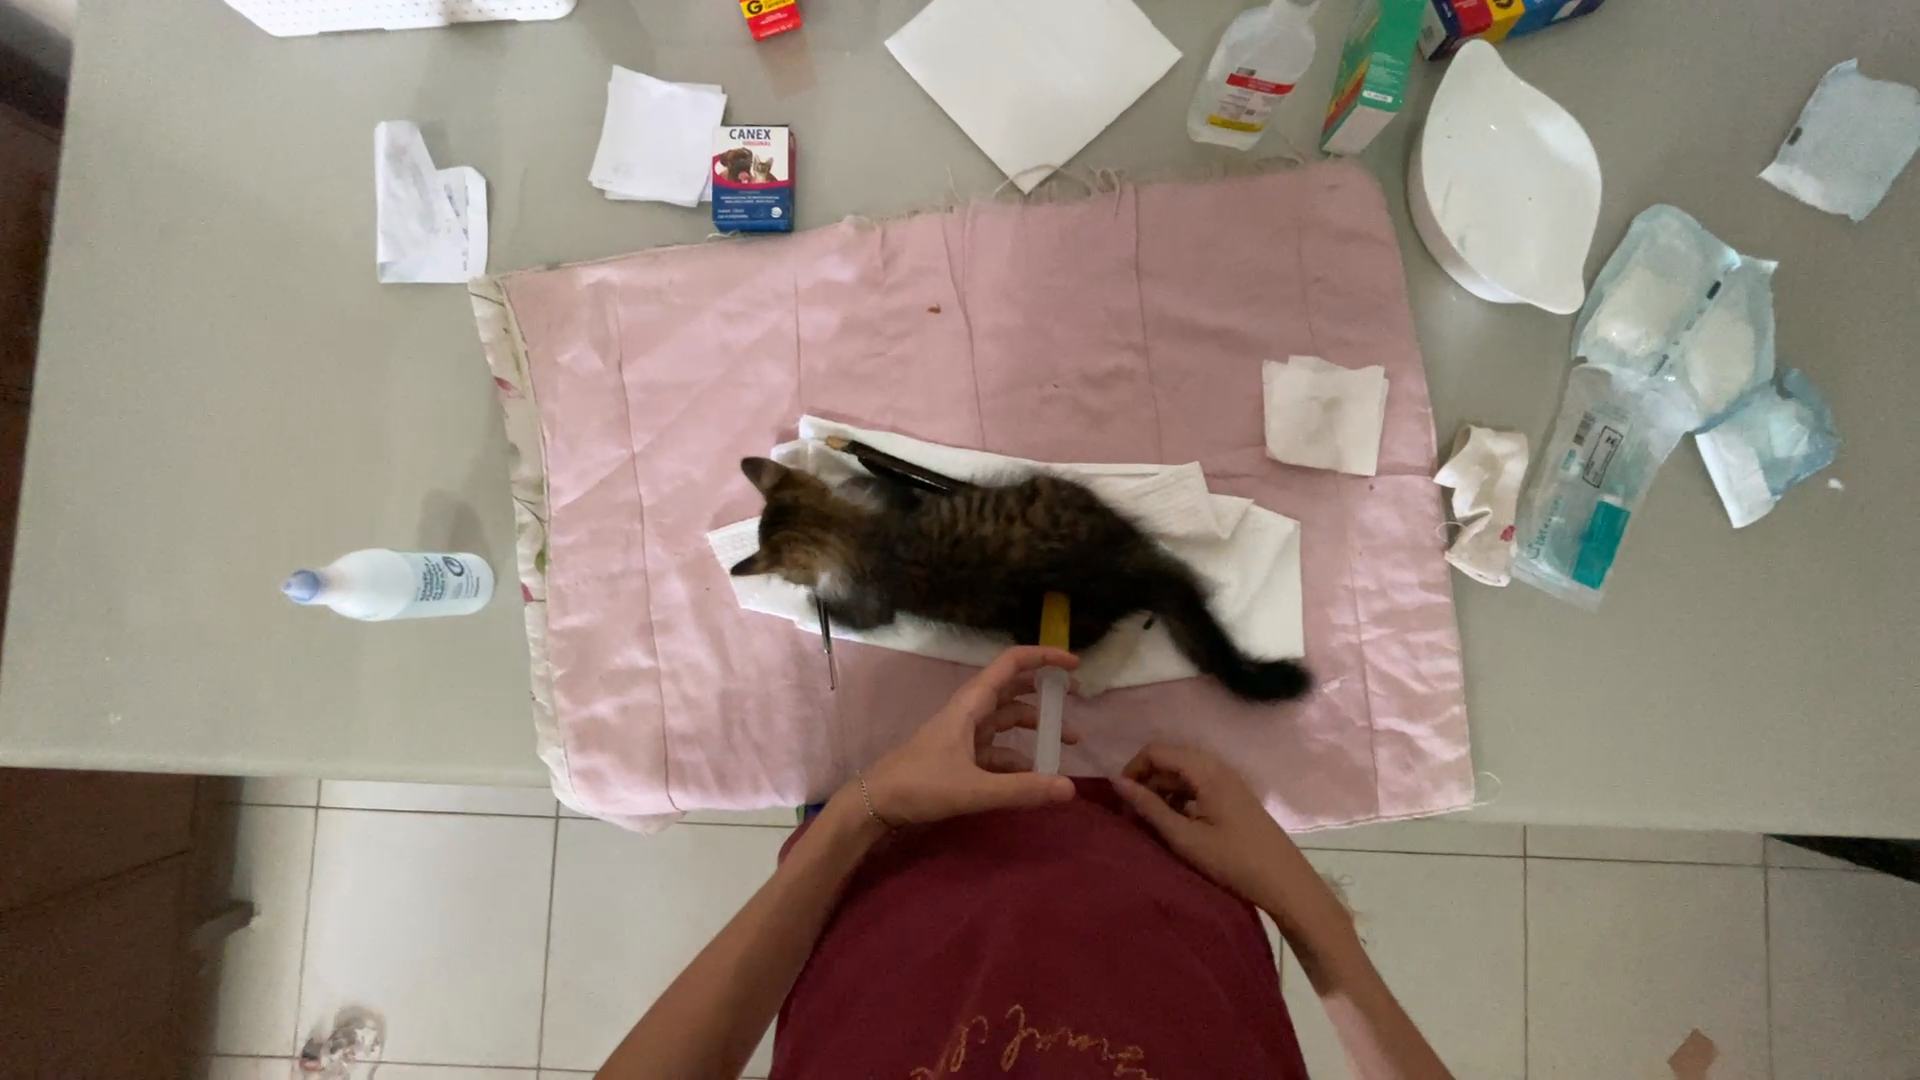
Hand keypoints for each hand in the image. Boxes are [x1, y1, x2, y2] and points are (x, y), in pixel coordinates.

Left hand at [857, 646, 1080, 825]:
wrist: (876, 803)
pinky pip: (998, 748)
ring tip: (1068, 741)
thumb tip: (1071, 788)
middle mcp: (970, 711)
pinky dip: (1020, 756)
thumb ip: (1022, 790)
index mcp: (971, 704)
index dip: (1043, 657)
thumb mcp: (973, 790)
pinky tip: (1037, 776)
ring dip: (1036, 725)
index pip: (1011, 664)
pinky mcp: (961, 756)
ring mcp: (965, 733)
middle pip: (1013, 688)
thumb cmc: (920, 785)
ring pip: (1008, 718)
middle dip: (1045, 690)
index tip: (1074, 664)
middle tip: (1076, 698)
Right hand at [1114, 742, 1293, 903]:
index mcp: (1205, 770)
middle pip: (1169, 759)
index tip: (1121, 799)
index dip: (1133, 769)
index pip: (1156, 751)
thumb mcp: (1184, 837)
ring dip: (1162, 790)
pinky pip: (1197, 784)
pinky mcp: (1233, 795)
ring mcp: (1227, 780)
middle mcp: (1216, 766)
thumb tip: (1117, 782)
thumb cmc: (1233, 861)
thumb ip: (1149, 806)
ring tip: (1151, 820)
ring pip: (1182, 772)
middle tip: (1133, 812)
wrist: (1287, 885)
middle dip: (1146, 780)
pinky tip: (1176, 823)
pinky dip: (1180, 797)